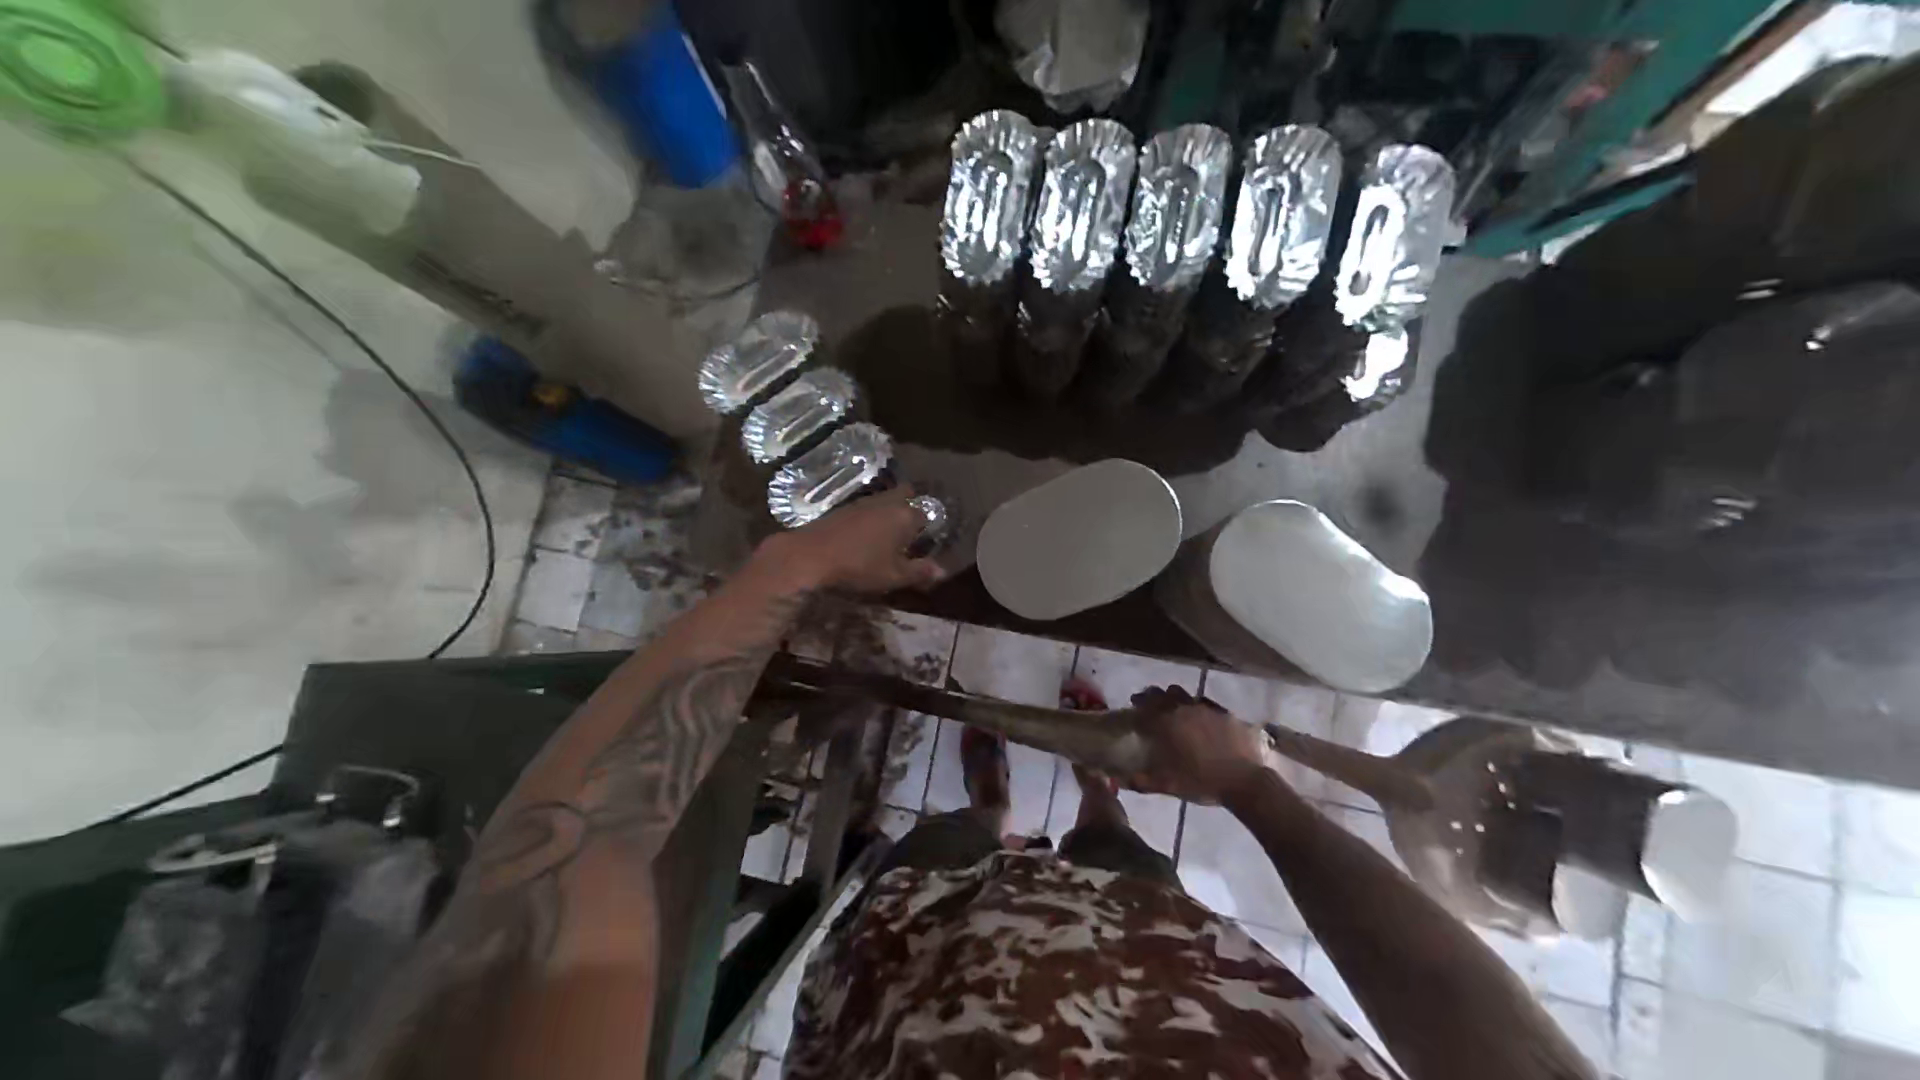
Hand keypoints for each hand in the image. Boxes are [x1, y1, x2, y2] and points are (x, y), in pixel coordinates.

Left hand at [755, 486, 947, 594]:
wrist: (810, 555)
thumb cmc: (859, 566)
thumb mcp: (894, 576)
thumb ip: (919, 572)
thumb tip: (942, 571)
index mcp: (905, 515)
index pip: (926, 514)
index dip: (928, 527)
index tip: (926, 541)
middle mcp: (887, 502)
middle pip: (906, 494)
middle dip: (911, 506)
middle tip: (911, 529)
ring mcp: (863, 502)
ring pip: (885, 499)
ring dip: (890, 511)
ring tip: (889, 534)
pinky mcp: (844, 507)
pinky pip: (867, 506)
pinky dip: (872, 516)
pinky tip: (866, 534)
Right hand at [1122, 686, 1274, 804]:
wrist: (1247, 782)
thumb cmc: (1203, 782)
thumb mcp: (1169, 785)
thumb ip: (1143, 781)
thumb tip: (1120, 780)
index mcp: (1167, 723)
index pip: (1144, 708)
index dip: (1136, 707)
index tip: (1132, 708)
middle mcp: (1184, 709)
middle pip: (1162, 694)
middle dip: (1152, 697)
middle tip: (1147, 703)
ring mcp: (1207, 708)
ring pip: (1184, 694)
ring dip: (1174, 697)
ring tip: (1173, 707)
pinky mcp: (1225, 713)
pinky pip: (1205, 703)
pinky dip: (1197, 706)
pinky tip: (1199, 715)